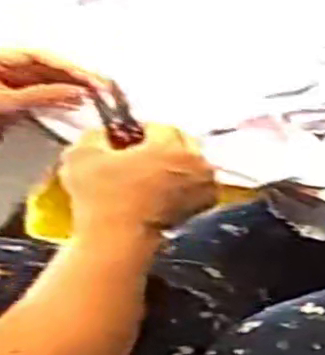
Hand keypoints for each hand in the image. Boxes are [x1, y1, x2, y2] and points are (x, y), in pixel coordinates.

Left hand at [0, 51, 104, 119]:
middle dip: (81, 78)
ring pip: (54, 80)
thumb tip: (80, 91)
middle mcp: (7, 66)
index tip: (91, 80)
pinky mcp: (20, 91)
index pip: (41, 57)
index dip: (69, 67)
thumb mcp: (7, 100)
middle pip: (51, 68)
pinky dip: (68, 97)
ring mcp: (14, 79)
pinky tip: (81, 103)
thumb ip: (43, 94)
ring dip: (79, 88)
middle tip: (106, 90)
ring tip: (101, 97)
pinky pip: (50, 90)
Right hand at [59, 126, 217, 243]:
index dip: (142, 128)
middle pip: (185, 142)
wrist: (123, 228)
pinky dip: (186, 178)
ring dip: (177, 161)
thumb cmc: (101, 190)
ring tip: (151, 169)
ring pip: (195, 161)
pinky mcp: (211, 199)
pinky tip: (165, 184)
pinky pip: (200, 180)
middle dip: (164, 142)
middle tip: (139, 150)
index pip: (163, 126)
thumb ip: (98, 135)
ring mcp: (210, 182)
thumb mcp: (83, 153)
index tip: (126, 136)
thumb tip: (109, 132)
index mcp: (173, 148)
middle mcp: (200, 163)